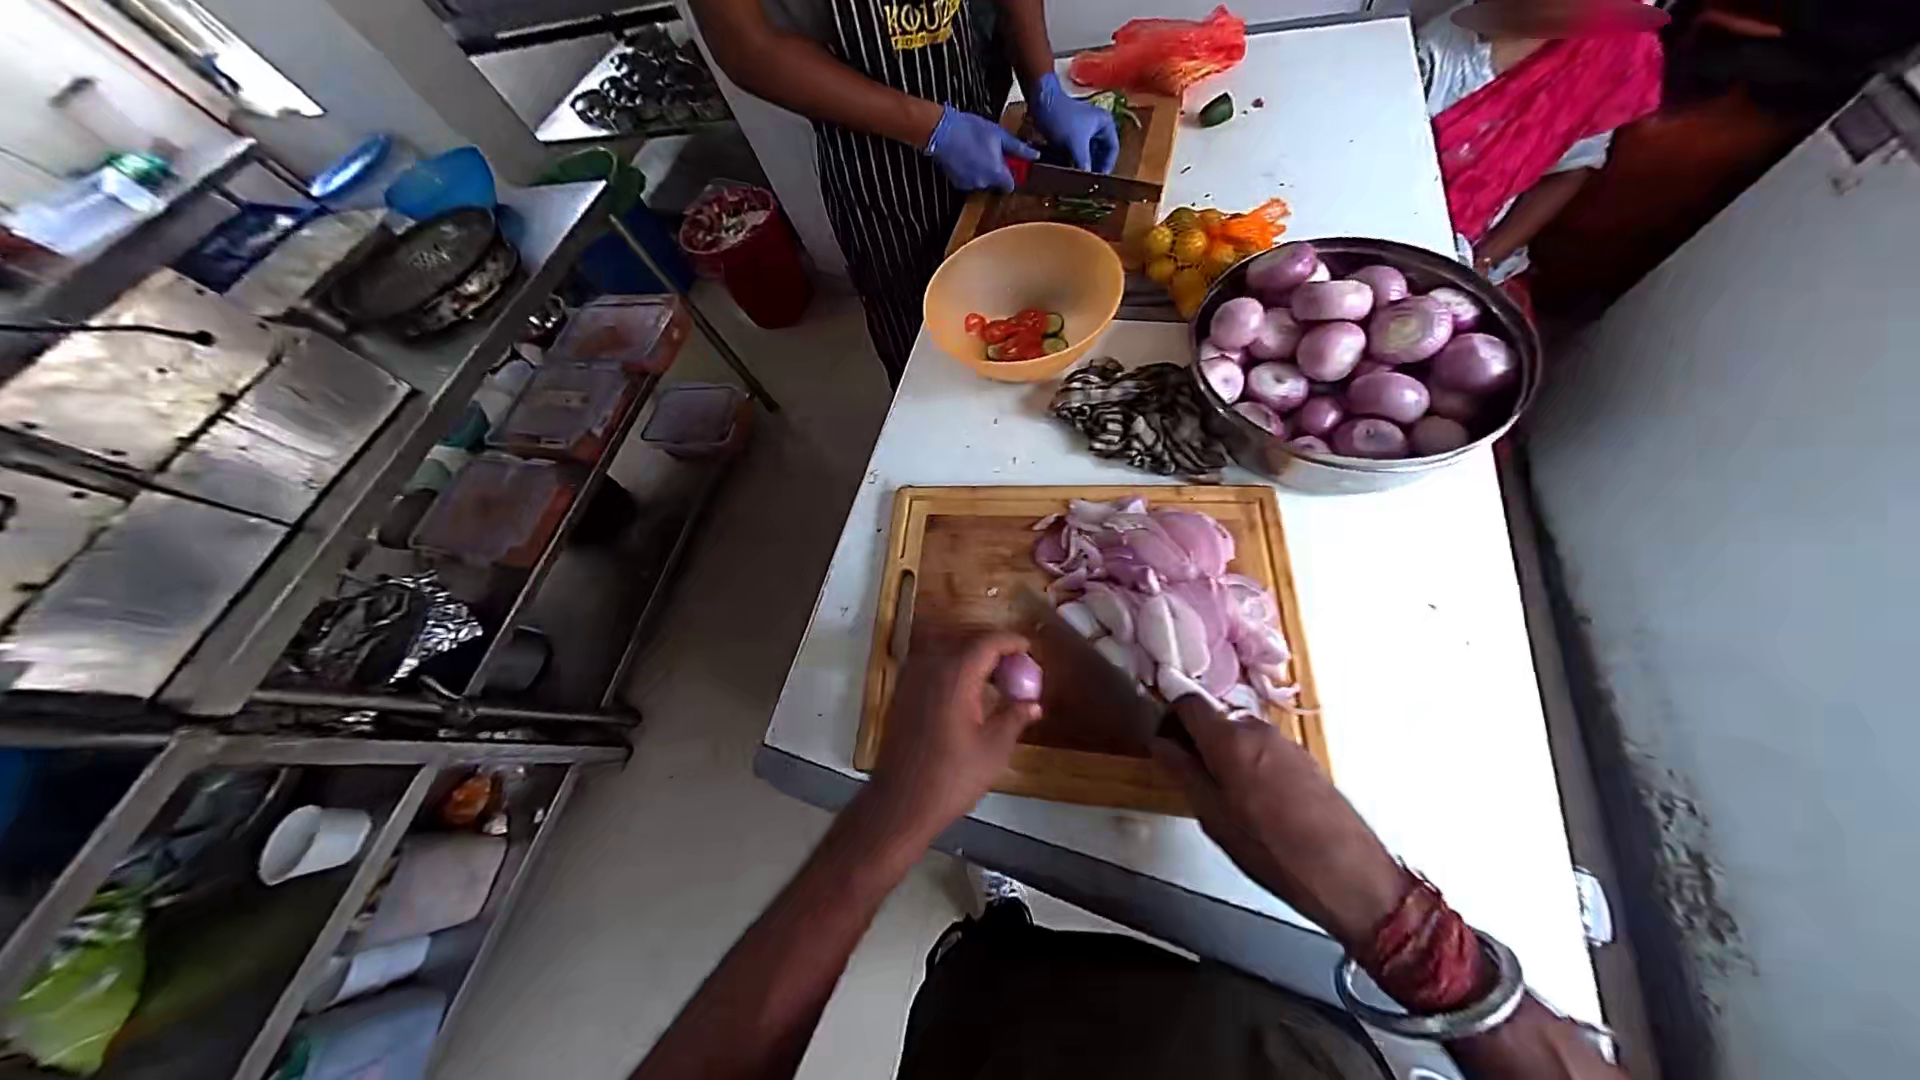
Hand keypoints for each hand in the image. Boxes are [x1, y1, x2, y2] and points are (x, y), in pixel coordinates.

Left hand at [864, 632, 1041, 839]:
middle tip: (1018, 667)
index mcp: (955, 675)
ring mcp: (911, 678)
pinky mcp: (902, 693)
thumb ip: (1015, 717)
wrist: (901, 803)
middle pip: (967, 643)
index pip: (987, 642)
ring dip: (973, 659)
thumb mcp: (994, 748)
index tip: (1030, 648)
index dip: (1011, 641)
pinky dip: (954, 670)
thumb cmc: (951, 777)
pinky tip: (969, 694)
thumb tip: (1033, 704)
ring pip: (948, 653)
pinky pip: (933, 667)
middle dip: (994, 650)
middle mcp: (929, 667)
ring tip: (997, 680)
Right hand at [925, 106, 1038, 191]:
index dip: (1010, 175)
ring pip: (981, 181)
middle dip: (994, 171)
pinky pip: (968, 181)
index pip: (1010, 186)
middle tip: (989, 151)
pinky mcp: (957, 184)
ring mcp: (969, 186)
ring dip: (981, 171)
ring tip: (974, 151)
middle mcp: (984, 184)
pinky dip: (968, 172)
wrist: (943, 132)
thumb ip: (1018, 149)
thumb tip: (1035, 156)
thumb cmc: (972, 130)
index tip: (1007, 163)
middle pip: (995, 183)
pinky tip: (964, 157)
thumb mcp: (999, 135)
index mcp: (997, 174)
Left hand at [1029, 72, 1119, 172]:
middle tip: (1089, 183)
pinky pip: (1079, 153)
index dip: (1107, 165)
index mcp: (1105, 124)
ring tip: (1080, 180)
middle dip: (1095, 167)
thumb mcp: (1076, 143)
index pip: (1113, 149)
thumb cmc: (1062, 118)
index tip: (1099, 180)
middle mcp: (1098, 127)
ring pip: (1089, 155)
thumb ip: (1084, 163)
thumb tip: (1087, 182)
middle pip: (1102, 154)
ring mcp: (1086, 132)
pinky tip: (1072, 173)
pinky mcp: (1073, 136)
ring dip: (1085, 166)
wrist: (1042, 104)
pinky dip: (1076, 163)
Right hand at [1153, 697, 1411, 947]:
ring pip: (1239, 733)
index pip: (1187, 702)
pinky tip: (1254, 799)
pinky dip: (1249, 760)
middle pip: (1214, 717)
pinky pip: (1263, 747)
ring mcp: (1285, 742)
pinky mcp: (1304, 758)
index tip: (1164, 742)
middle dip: (1196, 738)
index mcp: (1228, 738)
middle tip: (1189, 774)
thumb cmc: (1272, 850)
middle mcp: (1257, 729)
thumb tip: (1161, 743)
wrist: (1352, 877)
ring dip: (1223, 750)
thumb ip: (1182, 771)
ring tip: (1223, 792)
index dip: (1170, 717)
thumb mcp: (1213, 816)